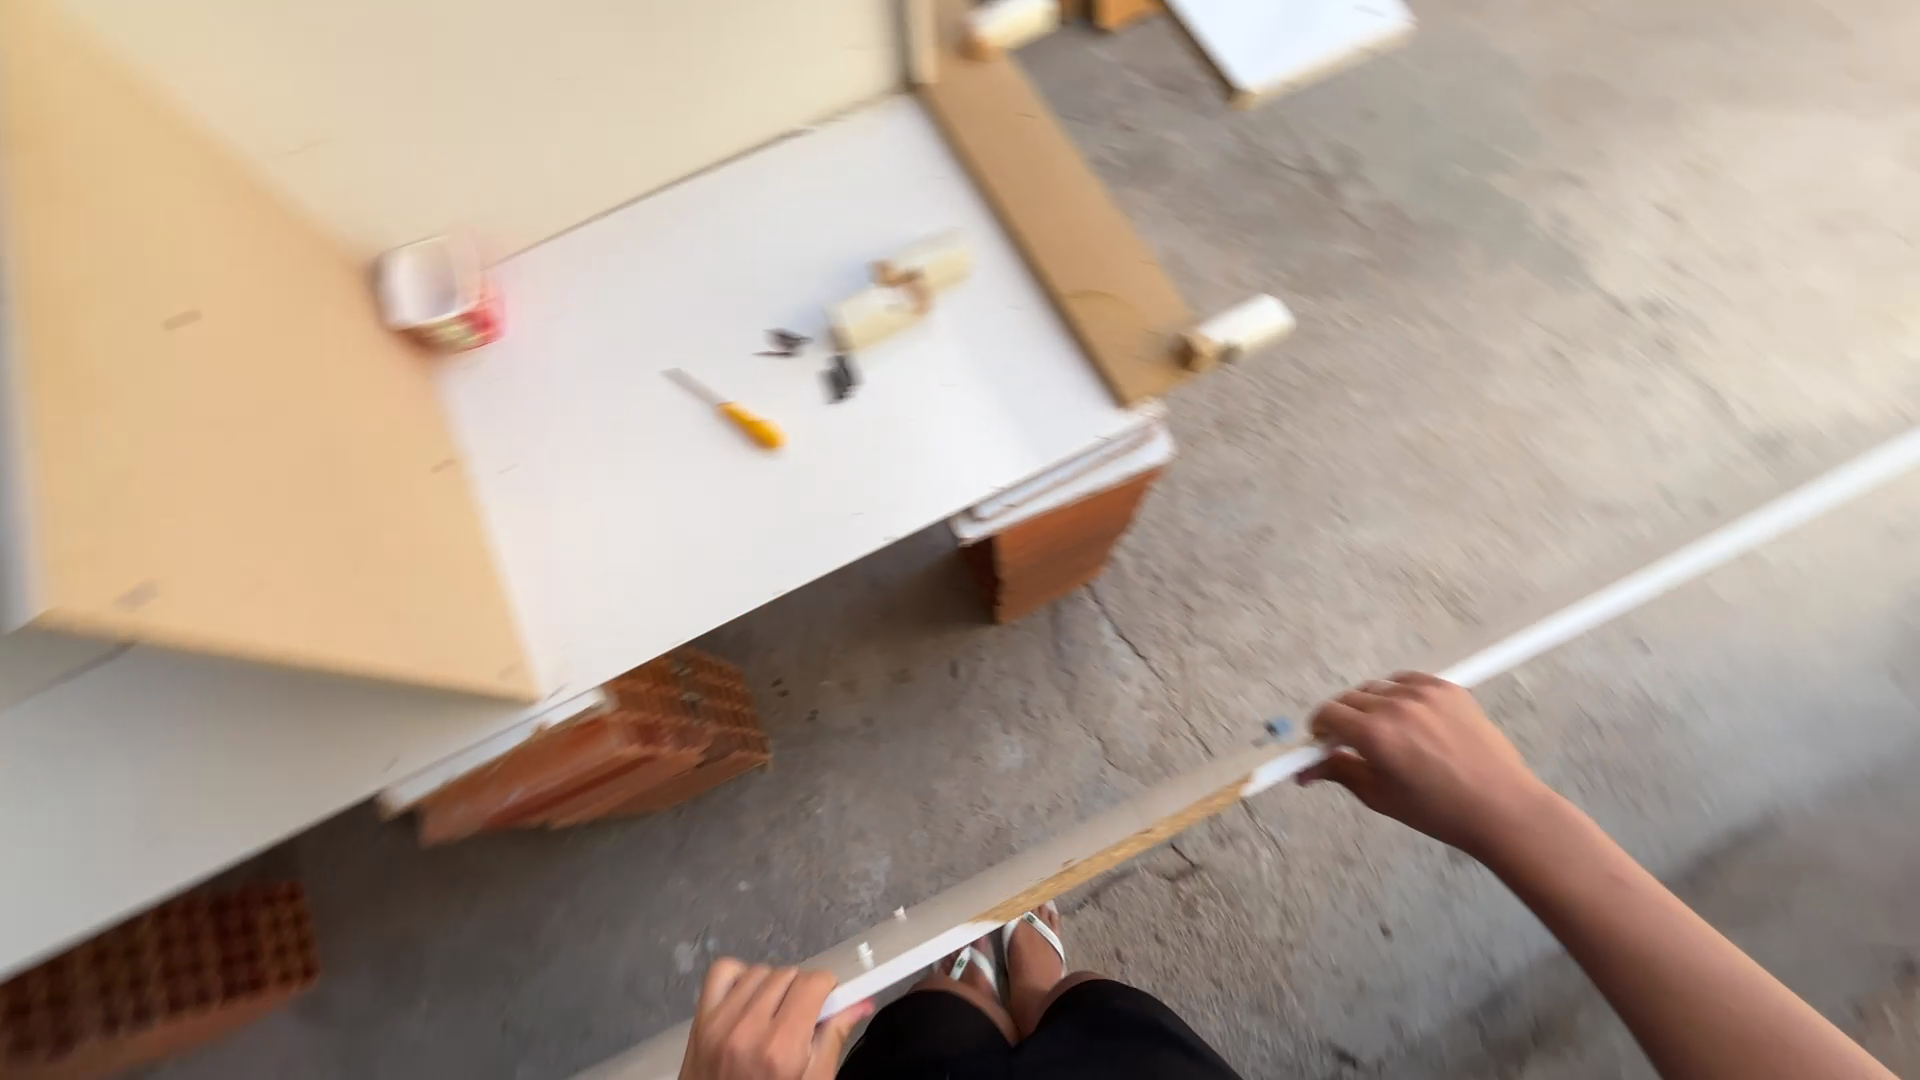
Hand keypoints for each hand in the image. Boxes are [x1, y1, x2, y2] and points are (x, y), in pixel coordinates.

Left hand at [678, 960, 871, 1079]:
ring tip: (773, 1016)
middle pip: (790, 974)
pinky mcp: (700, 1022)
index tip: (826, 1005)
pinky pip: (724, 971)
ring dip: (772, 986)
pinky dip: (739, 978)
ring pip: (761, 971)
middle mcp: (749, 1029)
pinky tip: (748, 1002)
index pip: (815, 982)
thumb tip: (863, 1000)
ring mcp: (720, 1024)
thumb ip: (835, 1036)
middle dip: (801, 991)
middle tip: (800, 1020)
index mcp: (782, 1048)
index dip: (827, 990)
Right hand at [1299, 671, 1554, 858]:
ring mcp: (1423, 693)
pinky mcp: (1447, 688)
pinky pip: (1407, 680)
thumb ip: (1338, 772)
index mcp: (1373, 734)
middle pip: (1348, 698)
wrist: (1504, 809)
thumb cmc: (1438, 811)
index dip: (1320, 728)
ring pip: (1376, 688)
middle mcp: (1394, 706)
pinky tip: (1411, 718)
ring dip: (1371, 706)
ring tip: (1389, 731)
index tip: (1325, 742)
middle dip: (1344, 719)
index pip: (1326, 714)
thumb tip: (1303, 769)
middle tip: (1356, 742)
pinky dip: (1399, 694)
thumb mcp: (1379, 796)